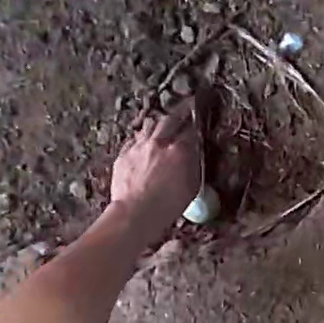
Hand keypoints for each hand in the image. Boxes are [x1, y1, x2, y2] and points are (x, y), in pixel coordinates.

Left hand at [108, 100, 201, 238]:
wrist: (135, 213)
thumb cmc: (166, 206)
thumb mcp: (191, 187)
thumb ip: (194, 165)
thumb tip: (195, 154)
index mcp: (179, 151)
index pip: (191, 129)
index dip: (196, 122)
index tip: (199, 119)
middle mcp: (159, 143)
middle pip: (170, 119)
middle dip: (179, 113)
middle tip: (185, 108)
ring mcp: (139, 147)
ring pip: (149, 125)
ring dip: (157, 125)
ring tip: (162, 126)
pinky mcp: (124, 154)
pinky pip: (134, 139)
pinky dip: (141, 139)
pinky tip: (144, 143)